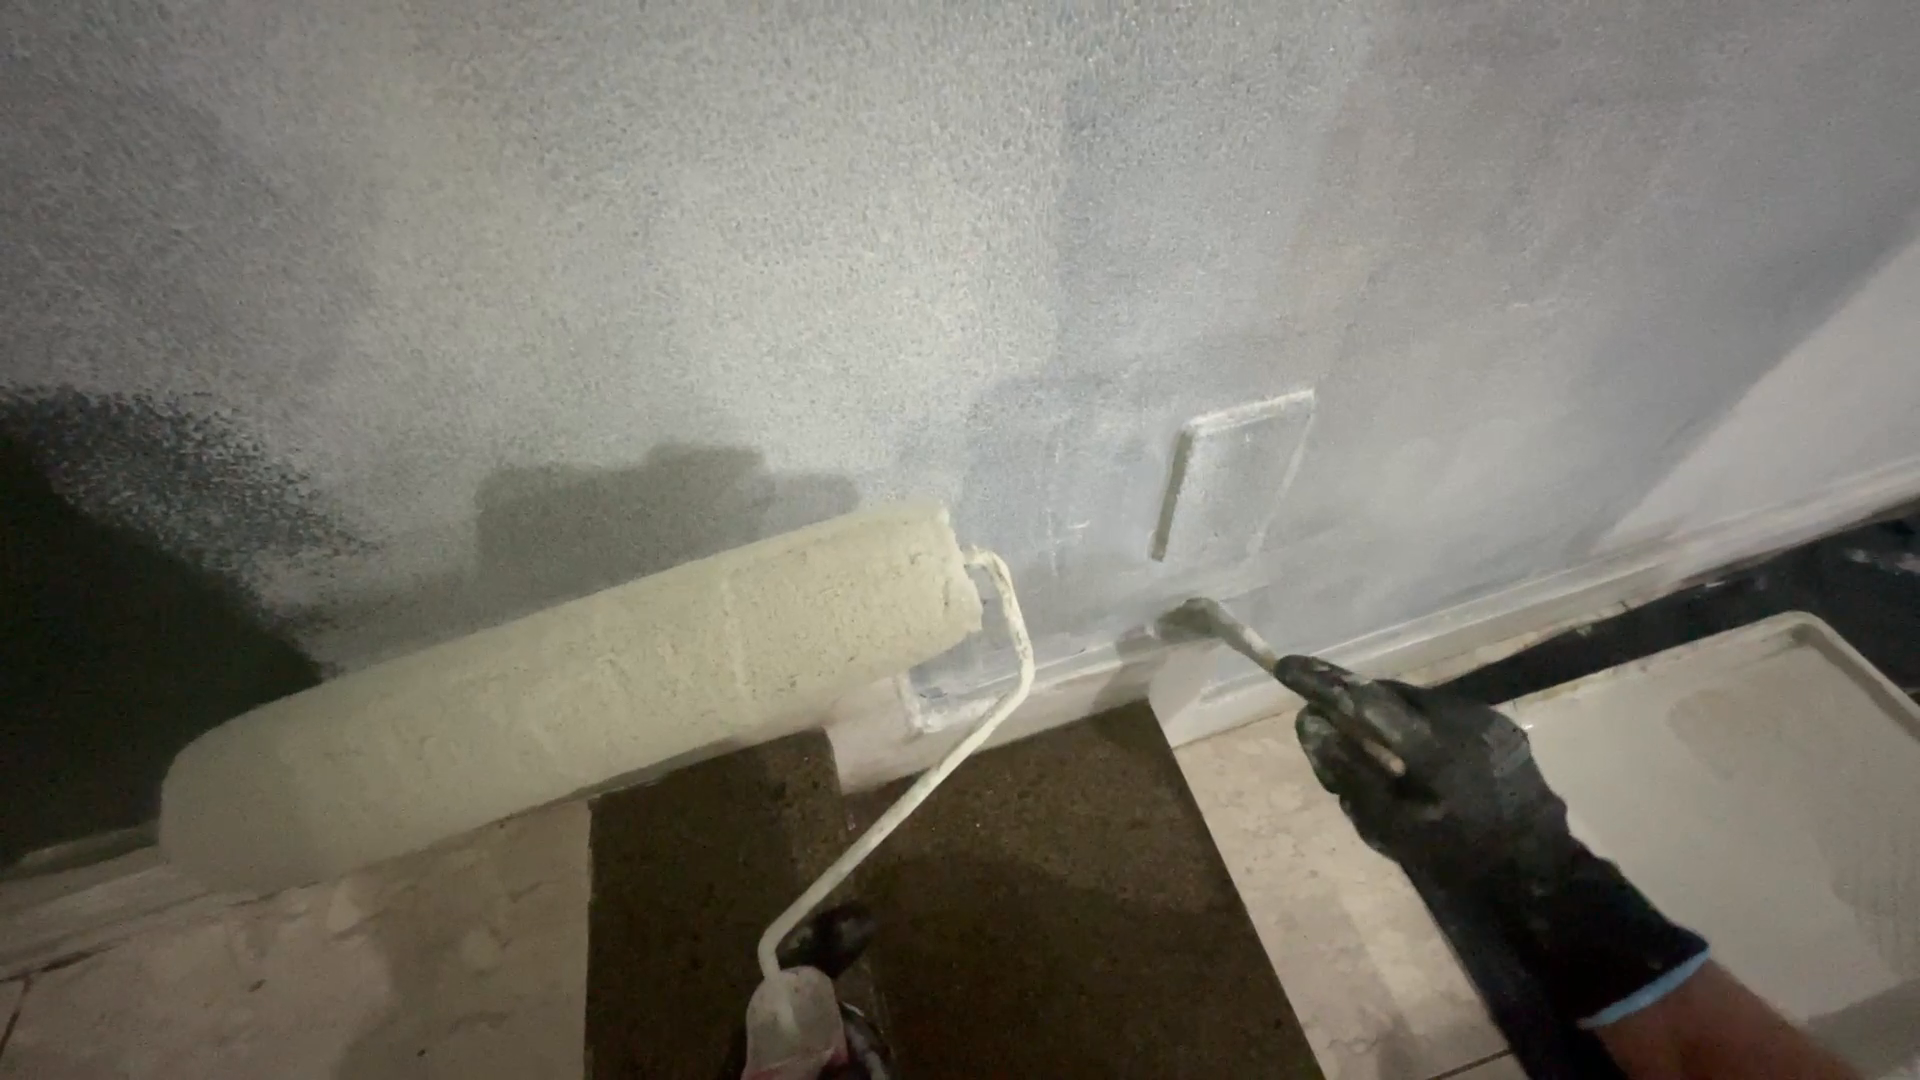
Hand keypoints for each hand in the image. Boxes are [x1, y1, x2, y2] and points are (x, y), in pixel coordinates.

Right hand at [1282, 661, 1708, 1028]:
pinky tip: (1412, 762)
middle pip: (1384, 695)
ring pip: (1409, 703)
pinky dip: (1410, 727)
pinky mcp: (1498, 726)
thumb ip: (1347, 770)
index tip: (1283, 665)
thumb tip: (1309, 723)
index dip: (1320, 681)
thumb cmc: (1458, 859)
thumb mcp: (1391, 825)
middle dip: (1350, 706)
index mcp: (1434, 749)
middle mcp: (1461, 718)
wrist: (1544, 877)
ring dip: (1381, 718)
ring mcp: (1485, 718)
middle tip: (1330, 736)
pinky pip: (1435, 714)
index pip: (1363, 700)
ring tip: (1376, 758)